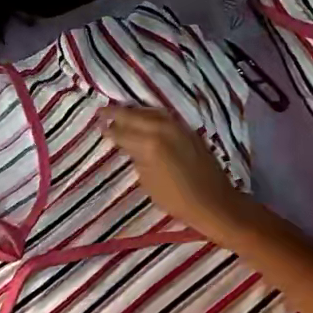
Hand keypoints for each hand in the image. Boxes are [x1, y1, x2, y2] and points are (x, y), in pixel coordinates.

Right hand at [101, 106, 259, 243]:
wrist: (213, 202)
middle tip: (102, 111)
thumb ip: (138, 159)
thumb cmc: (176, 199)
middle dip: (117, 113)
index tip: (99, 125)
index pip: (123, 132)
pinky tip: (145, 119)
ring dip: (135, 111)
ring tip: (122, 113)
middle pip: (135, 116)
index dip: (109, 129)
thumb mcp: (148, 182)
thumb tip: (132, 147)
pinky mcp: (189, 131)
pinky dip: (151, 115)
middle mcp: (163, 129)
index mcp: (149, 144)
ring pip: (151, 112)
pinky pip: (164, 116)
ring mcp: (178, 127)